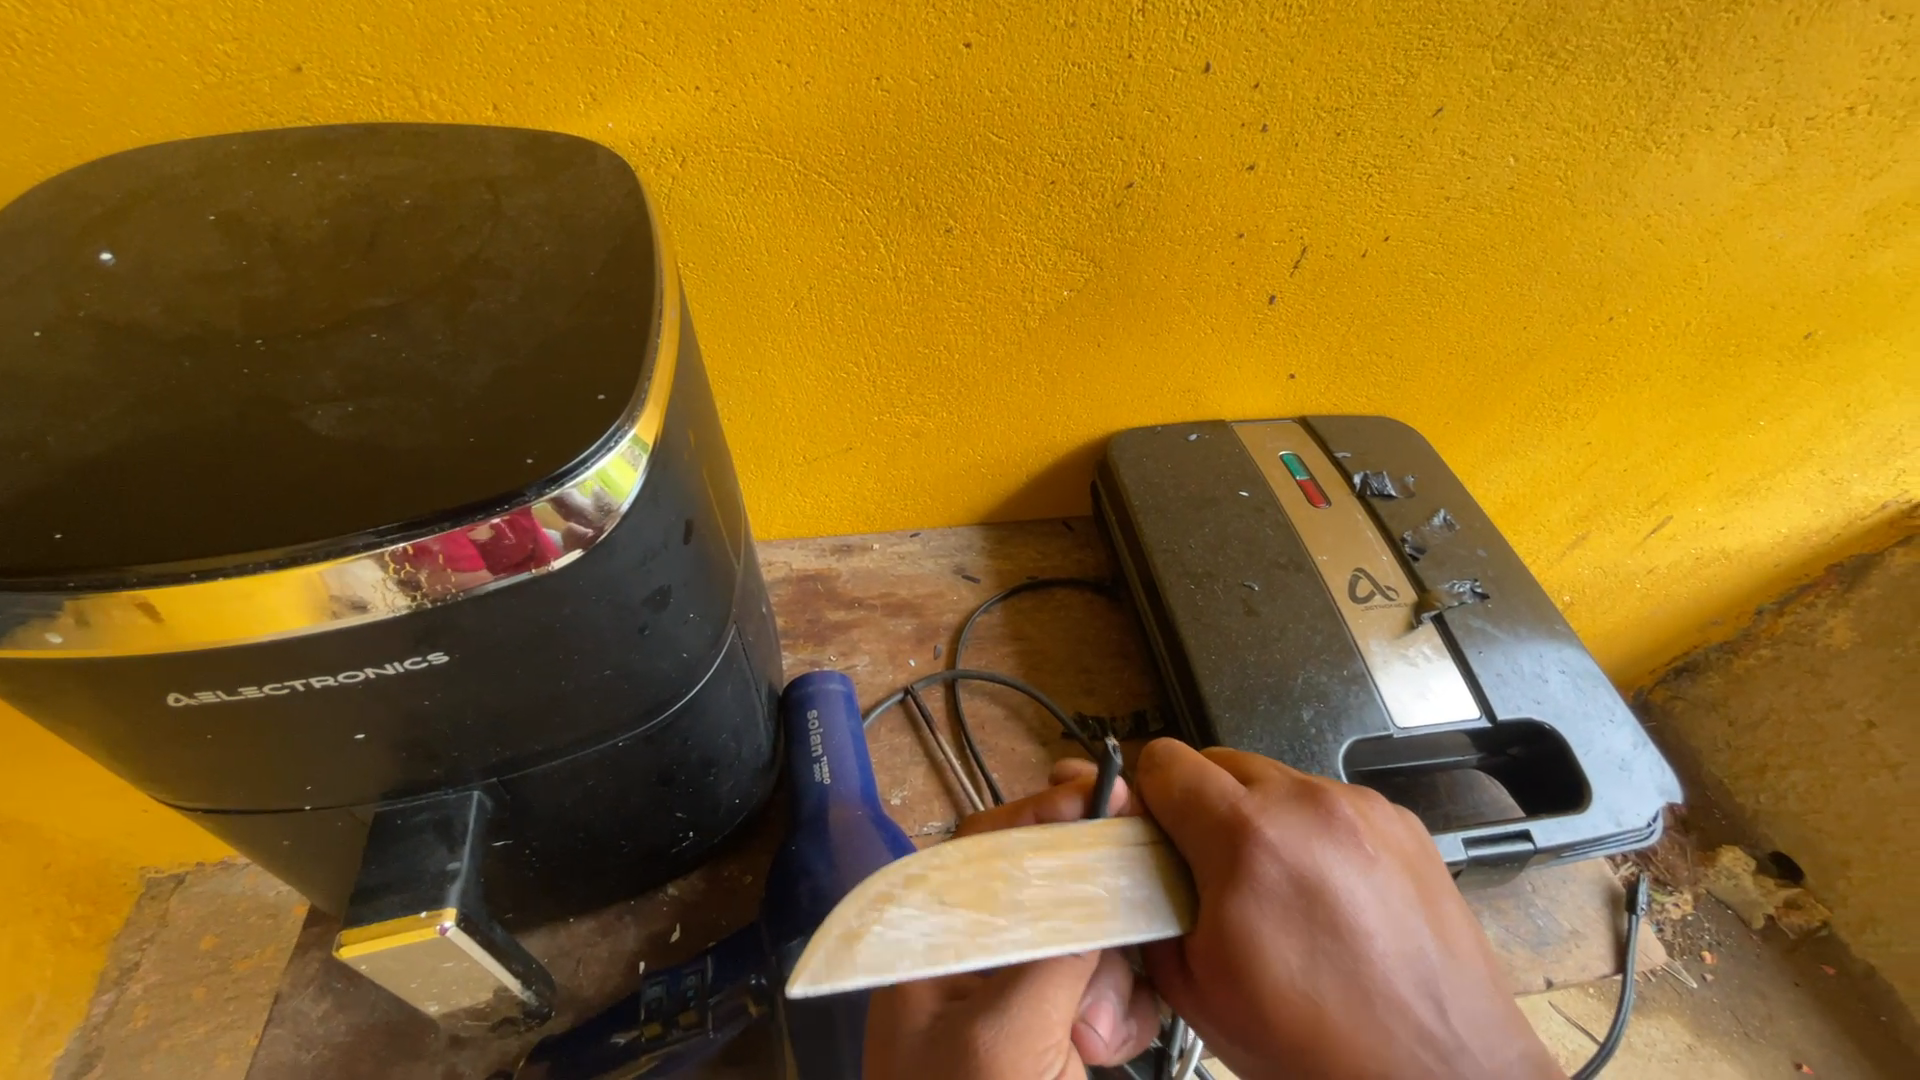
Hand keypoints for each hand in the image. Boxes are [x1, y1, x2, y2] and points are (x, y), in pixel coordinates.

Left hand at [863, 759, 1160, 1079]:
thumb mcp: (1001, 1040)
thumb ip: (1050, 951)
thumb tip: (1097, 876)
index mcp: (935, 932)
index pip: (992, 841)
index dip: (1050, 812)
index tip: (1111, 797)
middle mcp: (977, 944)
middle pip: (1052, 878)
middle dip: (1095, 906)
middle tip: (1134, 917)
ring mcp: (1021, 983)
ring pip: (1093, 927)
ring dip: (1113, 972)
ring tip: (1095, 1034)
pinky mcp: (1056, 1019)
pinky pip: (1110, 978)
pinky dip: (1125, 1005)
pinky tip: (1109, 1046)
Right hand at [1135, 739, 1562, 1079]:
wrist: (1441, 1078)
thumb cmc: (1319, 1046)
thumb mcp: (1194, 984)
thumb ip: (1150, 899)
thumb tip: (1137, 857)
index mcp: (1247, 837)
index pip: (1164, 760)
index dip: (1150, 796)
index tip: (1158, 831)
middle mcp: (1307, 805)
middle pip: (1216, 761)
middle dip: (1203, 805)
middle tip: (1214, 868)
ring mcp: (1360, 807)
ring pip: (1272, 779)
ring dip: (1258, 816)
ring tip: (1279, 886)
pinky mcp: (1399, 821)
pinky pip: (1325, 800)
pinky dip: (1310, 831)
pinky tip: (1326, 891)